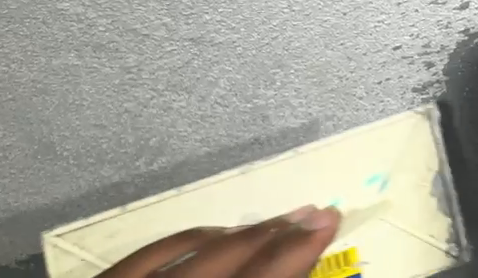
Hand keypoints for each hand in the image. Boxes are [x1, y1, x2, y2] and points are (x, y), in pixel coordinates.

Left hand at [97, 206, 341, 277]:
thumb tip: (301, 265)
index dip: (294, 251)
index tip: (330, 221)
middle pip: (224, 258)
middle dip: (276, 233)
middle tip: (318, 213)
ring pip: (188, 248)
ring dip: (241, 233)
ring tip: (278, 222)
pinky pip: (147, 254)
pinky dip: (189, 240)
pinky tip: (217, 234)